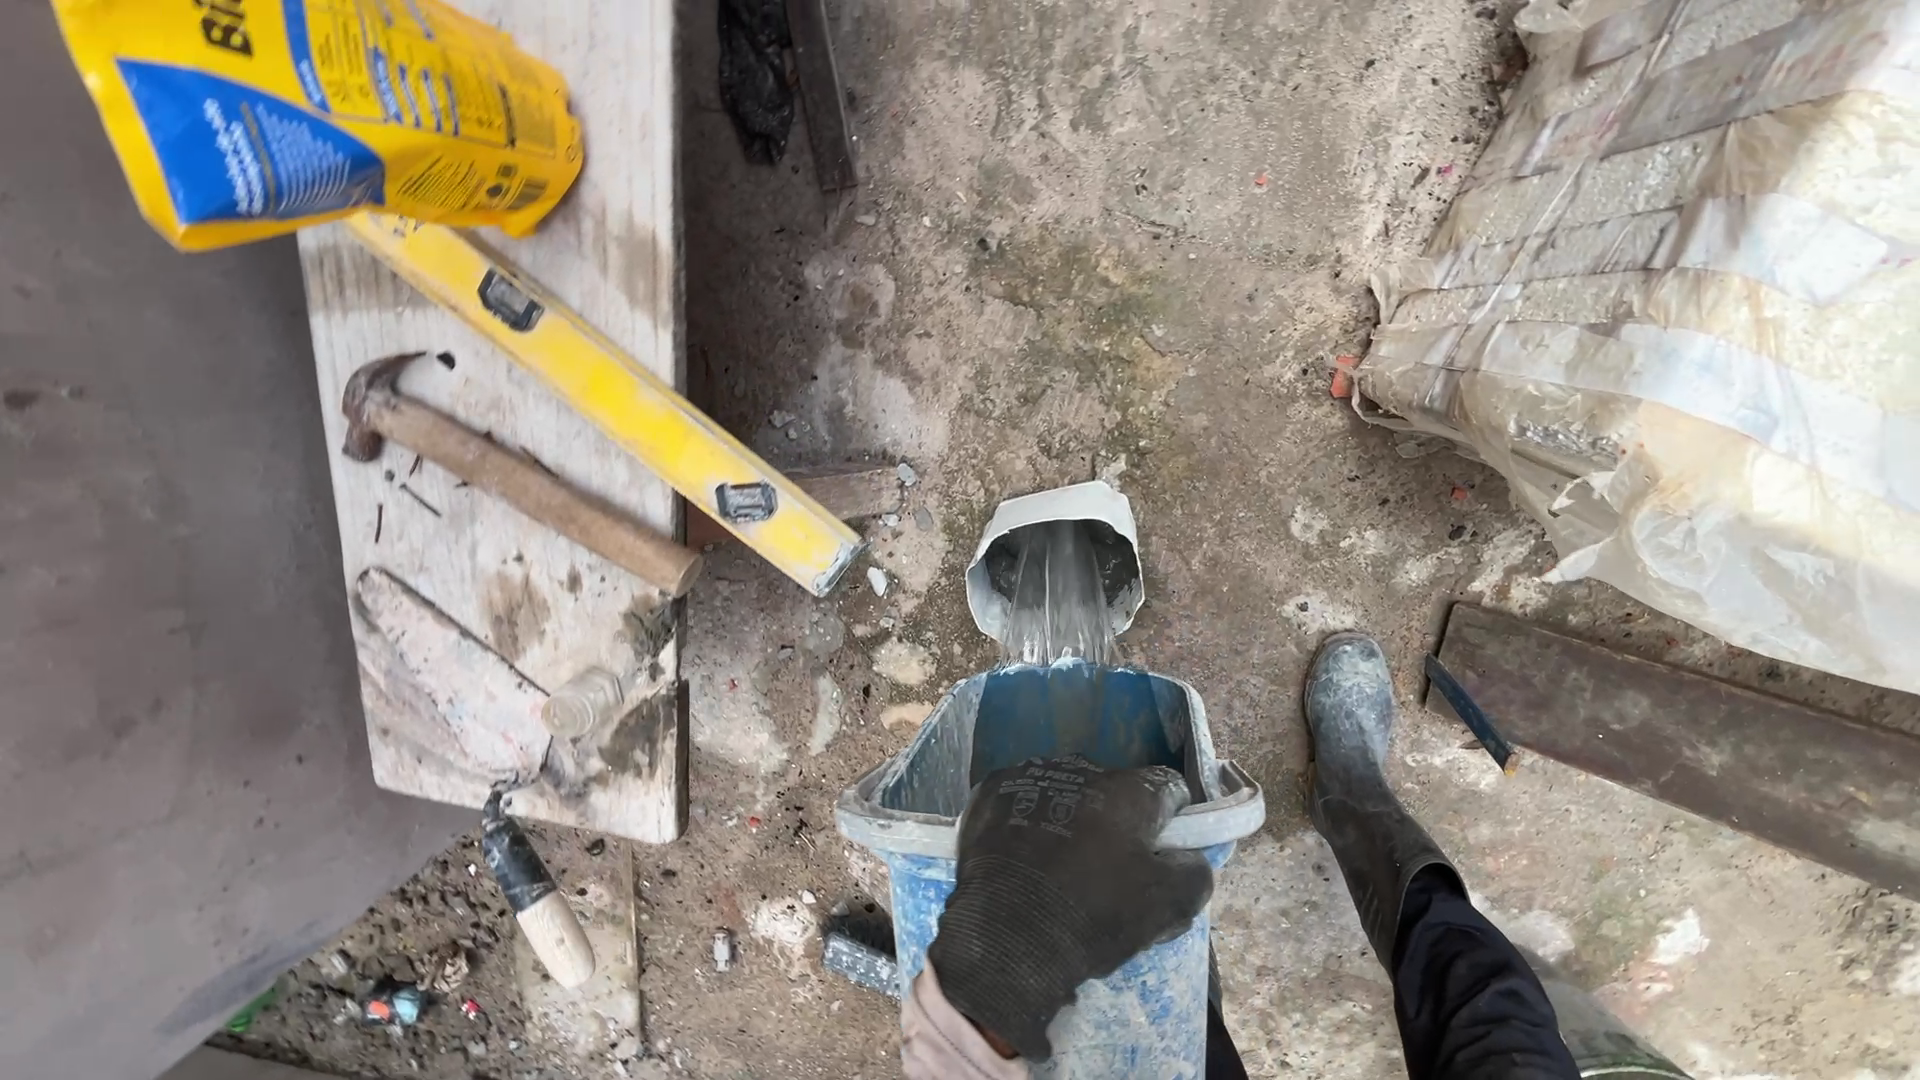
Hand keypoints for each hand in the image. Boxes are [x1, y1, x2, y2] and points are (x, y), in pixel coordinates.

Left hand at [926, 756, 1212, 1060]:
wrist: (1006, 933)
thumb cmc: (1093, 914)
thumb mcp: (1168, 906)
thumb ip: (1193, 871)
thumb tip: (1189, 855)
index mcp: (1130, 791)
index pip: (1168, 786)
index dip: (1172, 815)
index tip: (1164, 842)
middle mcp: (1082, 768)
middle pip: (1113, 787)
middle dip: (1116, 816)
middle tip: (1107, 859)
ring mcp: (1032, 775)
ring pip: (1065, 789)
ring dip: (1070, 813)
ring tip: (1058, 858)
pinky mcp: (992, 790)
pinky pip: (1021, 797)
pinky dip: (1026, 817)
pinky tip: (1022, 850)